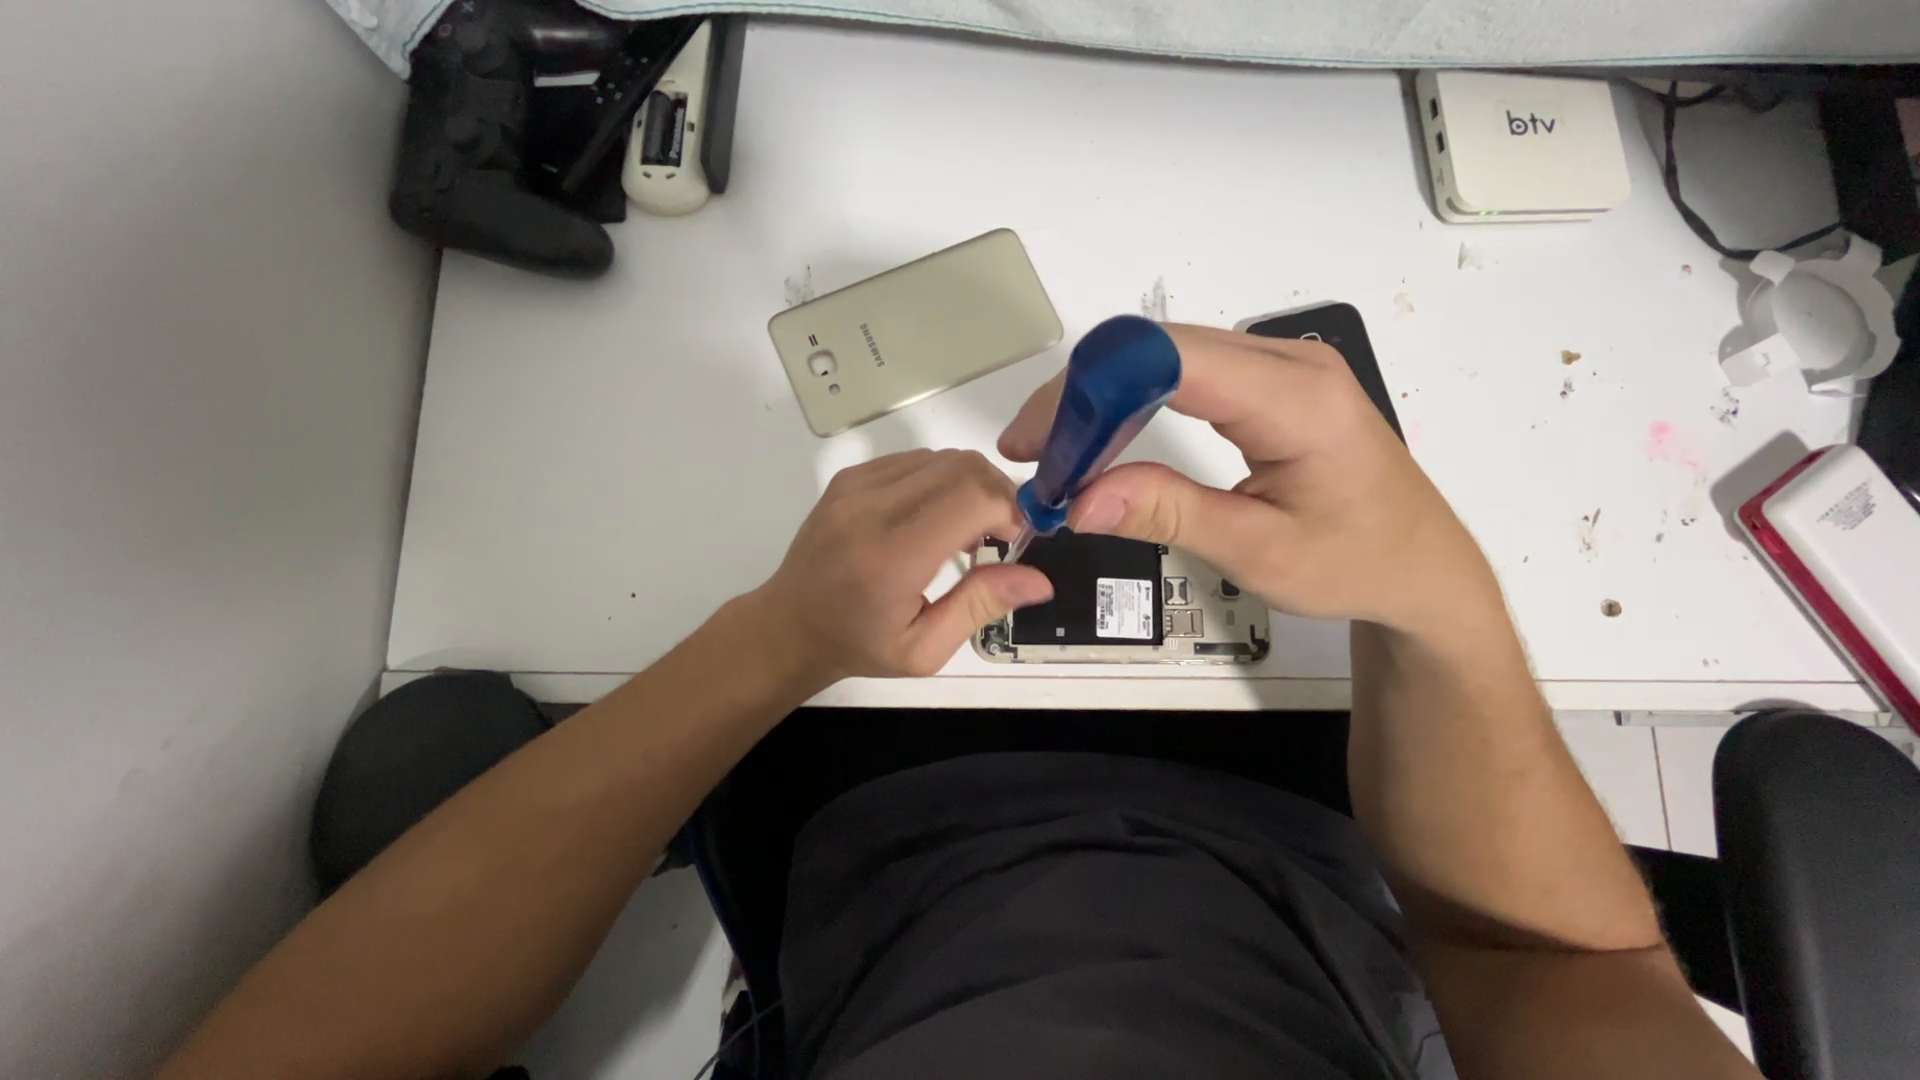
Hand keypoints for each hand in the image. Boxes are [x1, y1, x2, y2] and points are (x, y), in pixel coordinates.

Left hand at [752, 449, 1053, 680]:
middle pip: (964, 467)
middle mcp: (870, 509)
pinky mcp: (851, 476)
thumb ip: (980, 606)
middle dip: (999, 495)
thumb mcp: (924, 649)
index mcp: (890, 558)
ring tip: (965, 533)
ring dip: (972, 487)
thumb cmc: (860, 645)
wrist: (790, 624)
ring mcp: (856, 486)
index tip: (1016, 540)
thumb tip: (1040, 579)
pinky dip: (942, 481)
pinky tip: (935, 519)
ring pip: (944, 458)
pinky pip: (917, 460)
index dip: (1010, 509)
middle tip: (999, 537)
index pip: (971, 498)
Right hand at [999, 324, 1498, 633]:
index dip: (1091, 390)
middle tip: (1038, 458)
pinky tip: (1104, 440)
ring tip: (1062, 456)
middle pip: (1156, 349)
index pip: (1169, 360)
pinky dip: (1130, 404)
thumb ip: (1170, 515)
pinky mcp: (1267, 383)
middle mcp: (1288, 363)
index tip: (1045, 445)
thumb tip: (1081, 501)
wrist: (1421, 565)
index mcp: (1296, 399)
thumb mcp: (1259, 551)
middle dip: (1082, 398)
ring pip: (1161, 356)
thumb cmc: (1359, 561)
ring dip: (1100, 401)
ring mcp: (1278, 367)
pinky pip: (1181, 373)